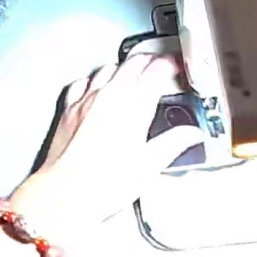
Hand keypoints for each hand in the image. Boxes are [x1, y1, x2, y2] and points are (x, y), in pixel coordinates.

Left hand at [8, 53, 203, 244]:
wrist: (65, 194)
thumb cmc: (104, 184)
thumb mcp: (150, 165)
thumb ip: (174, 143)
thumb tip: (191, 134)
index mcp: (134, 103)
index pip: (159, 68)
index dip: (174, 64)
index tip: (180, 68)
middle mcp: (109, 94)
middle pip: (135, 62)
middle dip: (152, 62)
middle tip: (162, 71)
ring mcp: (86, 98)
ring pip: (108, 67)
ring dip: (124, 69)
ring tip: (133, 79)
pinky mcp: (69, 108)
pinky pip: (83, 82)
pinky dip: (95, 81)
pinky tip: (98, 90)